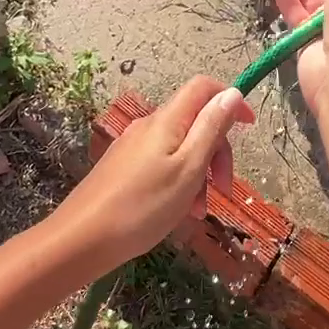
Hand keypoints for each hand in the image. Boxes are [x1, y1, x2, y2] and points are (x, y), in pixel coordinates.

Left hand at [50, 76, 253, 271]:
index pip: (204, 87)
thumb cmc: (142, 207)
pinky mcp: (123, 167)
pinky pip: (162, 162)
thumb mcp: (188, 169)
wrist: (79, 241)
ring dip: (198, 173)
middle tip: (223, 189)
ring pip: (180, 146)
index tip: (249, 128)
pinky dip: (179, 181)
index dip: (230, 99)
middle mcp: (149, 125)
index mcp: (168, 119)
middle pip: (196, 120)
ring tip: (197, 212)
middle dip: (217, 150)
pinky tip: (175, 213)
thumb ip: (211, 128)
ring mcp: (133, 146)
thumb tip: (232, 93)